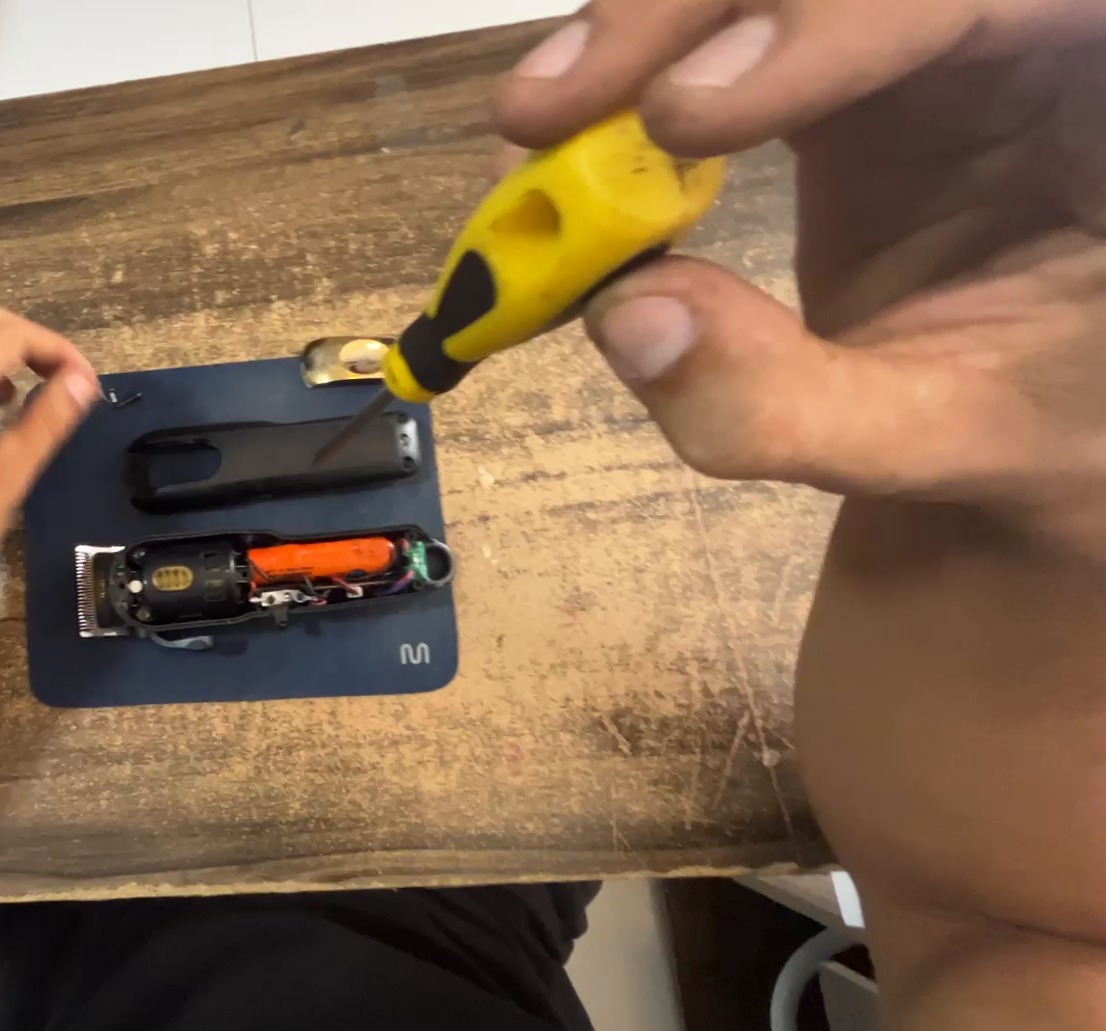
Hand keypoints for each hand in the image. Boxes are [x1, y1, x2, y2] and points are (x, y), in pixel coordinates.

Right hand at [500, 1, 1105, 977]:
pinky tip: (558, 150)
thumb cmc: (1047, 442)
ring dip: (633, 38)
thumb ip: (778, 403)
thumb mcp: (931, 444)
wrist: (1042, 426)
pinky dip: (622, 95)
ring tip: (527, 129)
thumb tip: (617, 316)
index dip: (830, 24)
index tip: (676, 121)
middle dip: (679, 13)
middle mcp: (1036, 31)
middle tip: (539, 112)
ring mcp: (925, 44)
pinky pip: (714, 46)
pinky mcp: (835, 80)